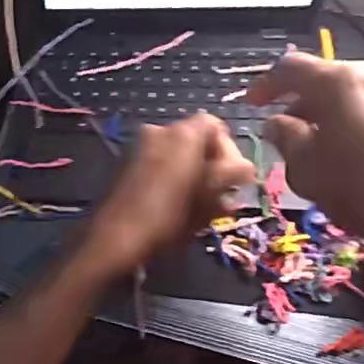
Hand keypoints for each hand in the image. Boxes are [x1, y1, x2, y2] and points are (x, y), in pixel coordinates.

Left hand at [82, 113, 255, 275]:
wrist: (117, 237)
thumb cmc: (168, 217)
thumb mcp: (208, 198)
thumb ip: (229, 176)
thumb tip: (245, 167)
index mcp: (183, 134)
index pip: (216, 127)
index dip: (230, 151)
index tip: (235, 178)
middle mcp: (161, 131)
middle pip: (196, 138)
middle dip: (212, 162)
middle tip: (223, 191)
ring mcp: (142, 146)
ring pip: (179, 152)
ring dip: (195, 170)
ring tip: (204, 201)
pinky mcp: (130, 164)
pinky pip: (162, 162)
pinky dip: (176, 175)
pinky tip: (182, 202)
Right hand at [246, 54, 363, 285]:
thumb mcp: (309, 173)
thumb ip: (287, 140)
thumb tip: (279, 123)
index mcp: (343, 80)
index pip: (291, 68)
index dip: (266, 84)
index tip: (255, 103)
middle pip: (336, 79)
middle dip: (311, 103)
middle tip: (298, 131)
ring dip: (348, 114)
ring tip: (341, 147)